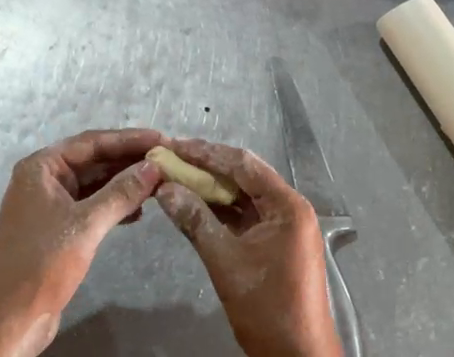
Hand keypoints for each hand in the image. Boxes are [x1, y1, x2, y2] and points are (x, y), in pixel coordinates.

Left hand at [0, 128, 168, 356]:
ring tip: (158, 183)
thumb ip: (120, 193)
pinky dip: (113, 206)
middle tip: (166, 159)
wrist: (8, 319)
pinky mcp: (56, 230)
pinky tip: (138, 211)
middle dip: (128, 161)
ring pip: (93, 184)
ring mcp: (49, 204)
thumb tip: (153, 166)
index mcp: (41, 167)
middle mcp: (43, 179)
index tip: (161, 137)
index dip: (128, 139)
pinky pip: (90, 206)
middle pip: (93, 160)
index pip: (91, 142)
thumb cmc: (42, 263)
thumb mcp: (86, 225)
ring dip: (124, 184)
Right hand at [155, 139, 339, 356]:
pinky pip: (244, 215)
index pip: (243, 164)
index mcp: (287, 205)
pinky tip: (194, 203)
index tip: (173, 145)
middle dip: (207, 166)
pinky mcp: (275, 243)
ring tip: (176, 176)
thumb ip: (195, 220)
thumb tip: (164, 188)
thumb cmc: (267, 308)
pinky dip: (220, 209)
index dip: (206, 153)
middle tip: (171, 157)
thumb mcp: (226, 262)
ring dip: (211, 187)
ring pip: (243, 195)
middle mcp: (289, 208)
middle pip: (244, 175)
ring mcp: (283, 226)